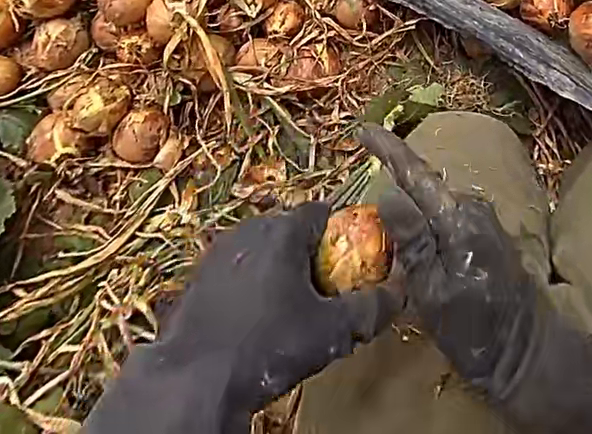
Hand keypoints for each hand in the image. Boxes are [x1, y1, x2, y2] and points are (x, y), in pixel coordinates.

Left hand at [166, 201, 400, 404]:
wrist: (191, 381)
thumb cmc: (265, 346)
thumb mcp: (329, 331)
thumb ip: (370, 308)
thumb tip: (400, 292)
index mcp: (285, 230)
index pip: (324, 211)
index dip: (340, 233)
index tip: (348, 260)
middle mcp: (252, 228)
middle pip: (292, 229)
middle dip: (309, 252)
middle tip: (320, 288)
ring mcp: (220, 251)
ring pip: (263, 248)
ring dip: (278, 267)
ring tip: (286, 305)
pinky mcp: (198, 276)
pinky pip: (237, 268)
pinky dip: (250, 283)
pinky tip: (252, 317)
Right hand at [358, 124, 591, 432]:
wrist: (527, 352)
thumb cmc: (477, 330)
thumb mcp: (433, 292)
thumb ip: (412, 241)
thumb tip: (389, 194)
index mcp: (458, 218)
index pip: (416, 175)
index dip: (389, 150)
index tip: (363, 130)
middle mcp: (472, 208)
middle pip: (422, 187)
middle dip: (392, 180)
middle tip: (360, 188)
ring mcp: (481, 219)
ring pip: (432, 205)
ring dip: (407, 210)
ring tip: (377, 228)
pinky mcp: (484, 234)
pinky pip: (443, 220)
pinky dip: (422, 227)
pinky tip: (408, 248)